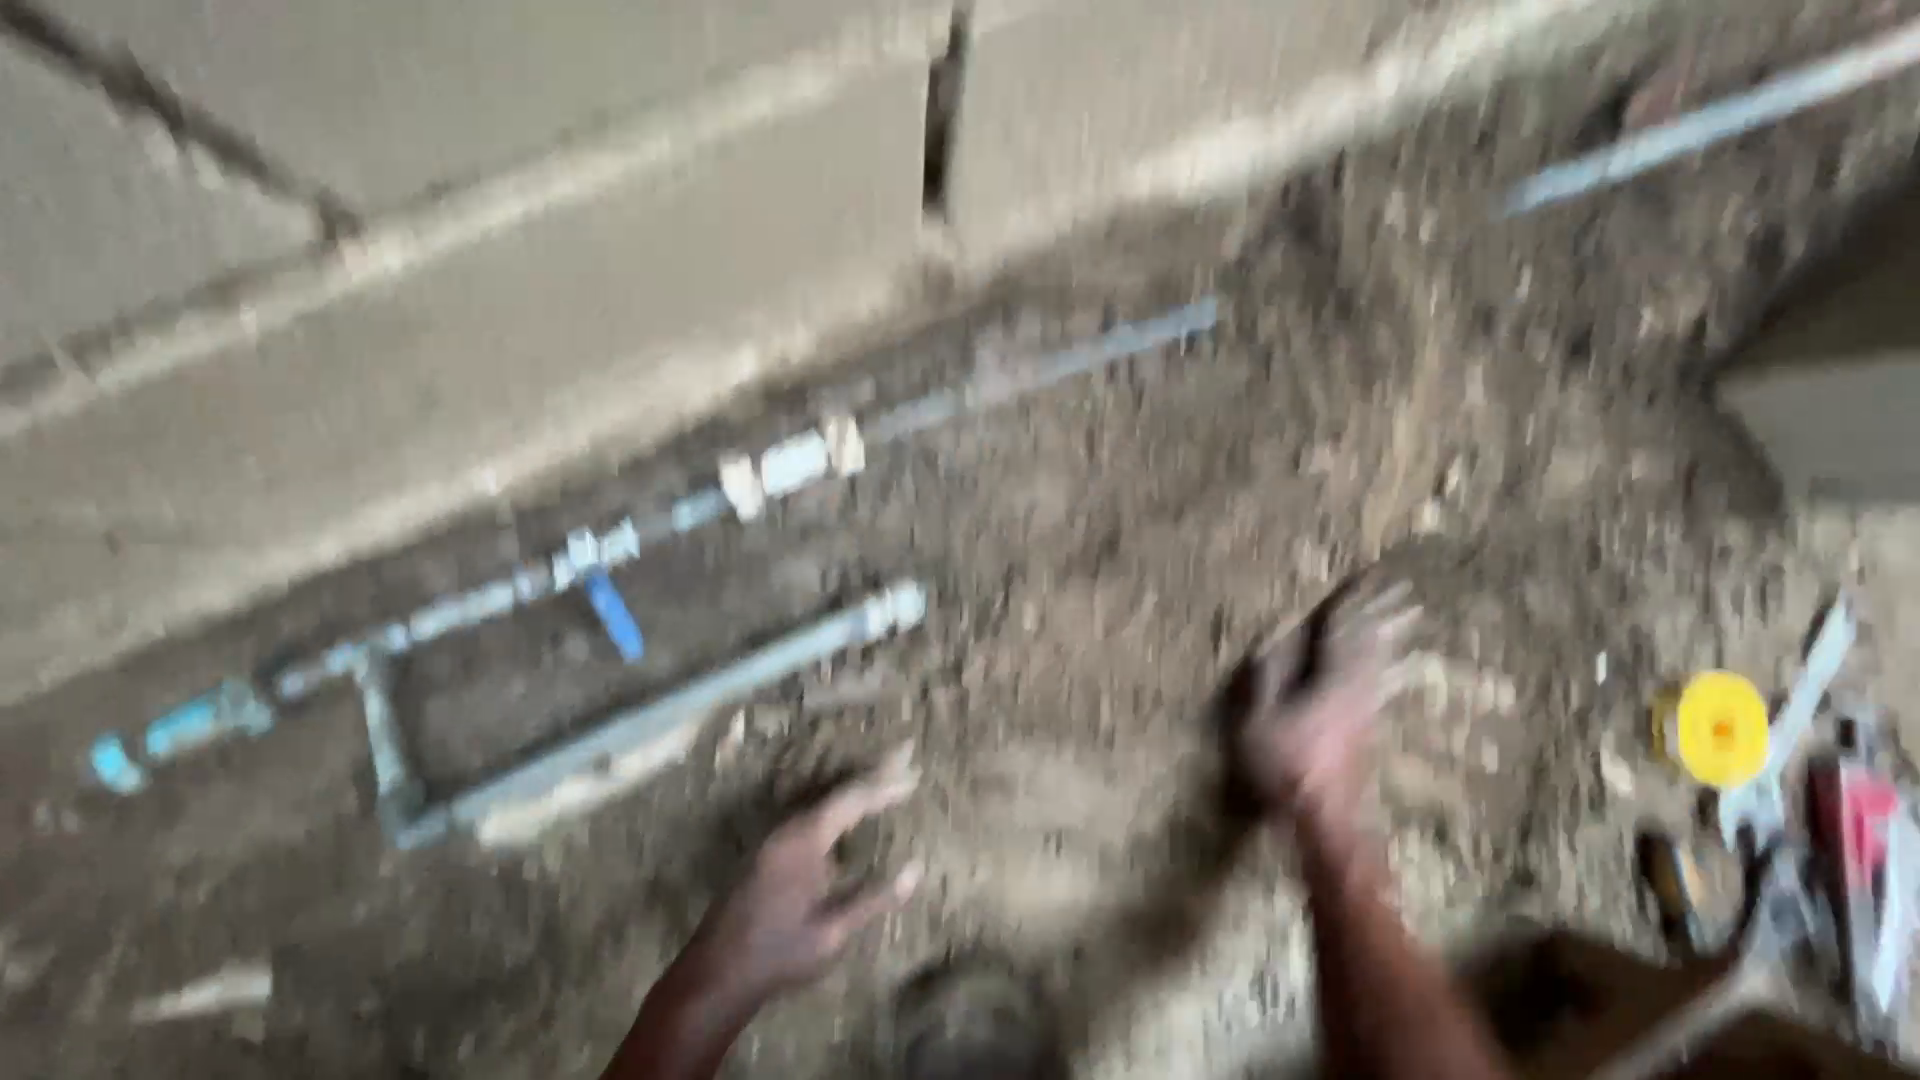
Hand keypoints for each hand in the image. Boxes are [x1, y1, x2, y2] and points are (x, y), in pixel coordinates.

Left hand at [685, 745, 923, 1004]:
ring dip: (853, 793)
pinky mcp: (766, 855)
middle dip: (872, 776)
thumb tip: (915, 869)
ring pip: (820, 804)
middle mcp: (786, 830)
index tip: (913, 778)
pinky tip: (847, 819)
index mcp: (803, 840)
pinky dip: (835, 810)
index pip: (850, 800)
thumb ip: (874, 898)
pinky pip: (808, 818)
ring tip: (883, 781)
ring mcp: (773, 841)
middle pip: (835, 793)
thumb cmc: (779, 953)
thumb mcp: (833, 931)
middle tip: (904, 755)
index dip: (883, 787)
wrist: (717, 975)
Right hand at [1235, 584, 1414, 831]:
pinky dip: (1395, 665)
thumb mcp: (1258, 720)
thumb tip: (1275, 640)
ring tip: (1411, 615)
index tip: (1366, 575)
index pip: (1340, 630)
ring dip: (1394, 634)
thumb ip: (1266, 677)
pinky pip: (1385, 682)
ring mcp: (1367, 708)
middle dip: (1382, 612)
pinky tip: (1405, 665)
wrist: (1324, 817)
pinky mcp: (1369, 726)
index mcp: (1328, 680)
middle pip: (1371, 642)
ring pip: (1384, 660)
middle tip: (1401, 587)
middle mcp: (1356, 688)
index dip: (1350, 601)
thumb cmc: (1284, 767)